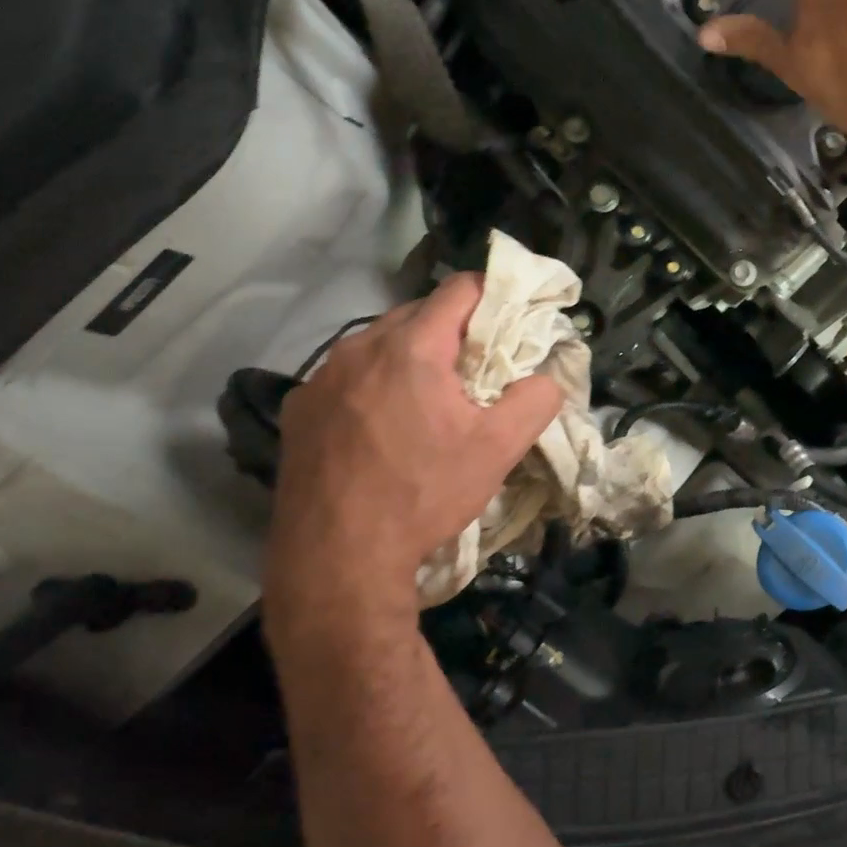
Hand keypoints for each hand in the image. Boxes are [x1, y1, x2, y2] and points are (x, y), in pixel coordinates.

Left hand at [263, 274, 563, 639]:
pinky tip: (385, 427)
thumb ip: (536, 399)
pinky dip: (375, 385)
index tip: (515, 322)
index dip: (495, 296)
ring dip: (412, 357)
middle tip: (481, 371)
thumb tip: (547, 378)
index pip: (460, 289)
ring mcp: (321, 378)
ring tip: (432, 400)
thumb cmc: (424, 494)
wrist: (337, 557)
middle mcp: (359, 348)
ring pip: (379, 344)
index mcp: (413, 348)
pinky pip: (348, 376)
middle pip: (419, 313)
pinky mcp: (299, 409)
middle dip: (455, 331)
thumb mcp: (499, 448)